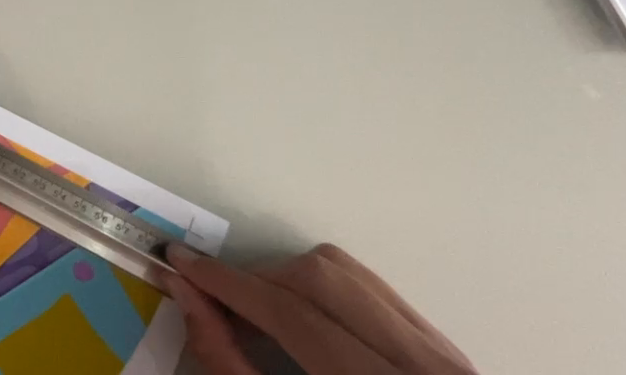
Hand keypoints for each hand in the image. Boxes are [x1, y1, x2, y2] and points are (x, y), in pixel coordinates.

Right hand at [165, 243, 476, 374]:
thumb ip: (225, 358)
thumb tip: (184, 289)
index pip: (290, 313)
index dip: (226, 282)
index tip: (179, 261)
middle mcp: (423, 366)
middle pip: (317, 278)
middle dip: (256, 280)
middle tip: (220, 300)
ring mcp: (445, 354)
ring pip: (345, 271)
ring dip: (289, 278)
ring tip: (264, 311)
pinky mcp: (446, 346)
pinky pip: (372, 285)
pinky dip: (325, 287)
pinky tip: (306, 316)